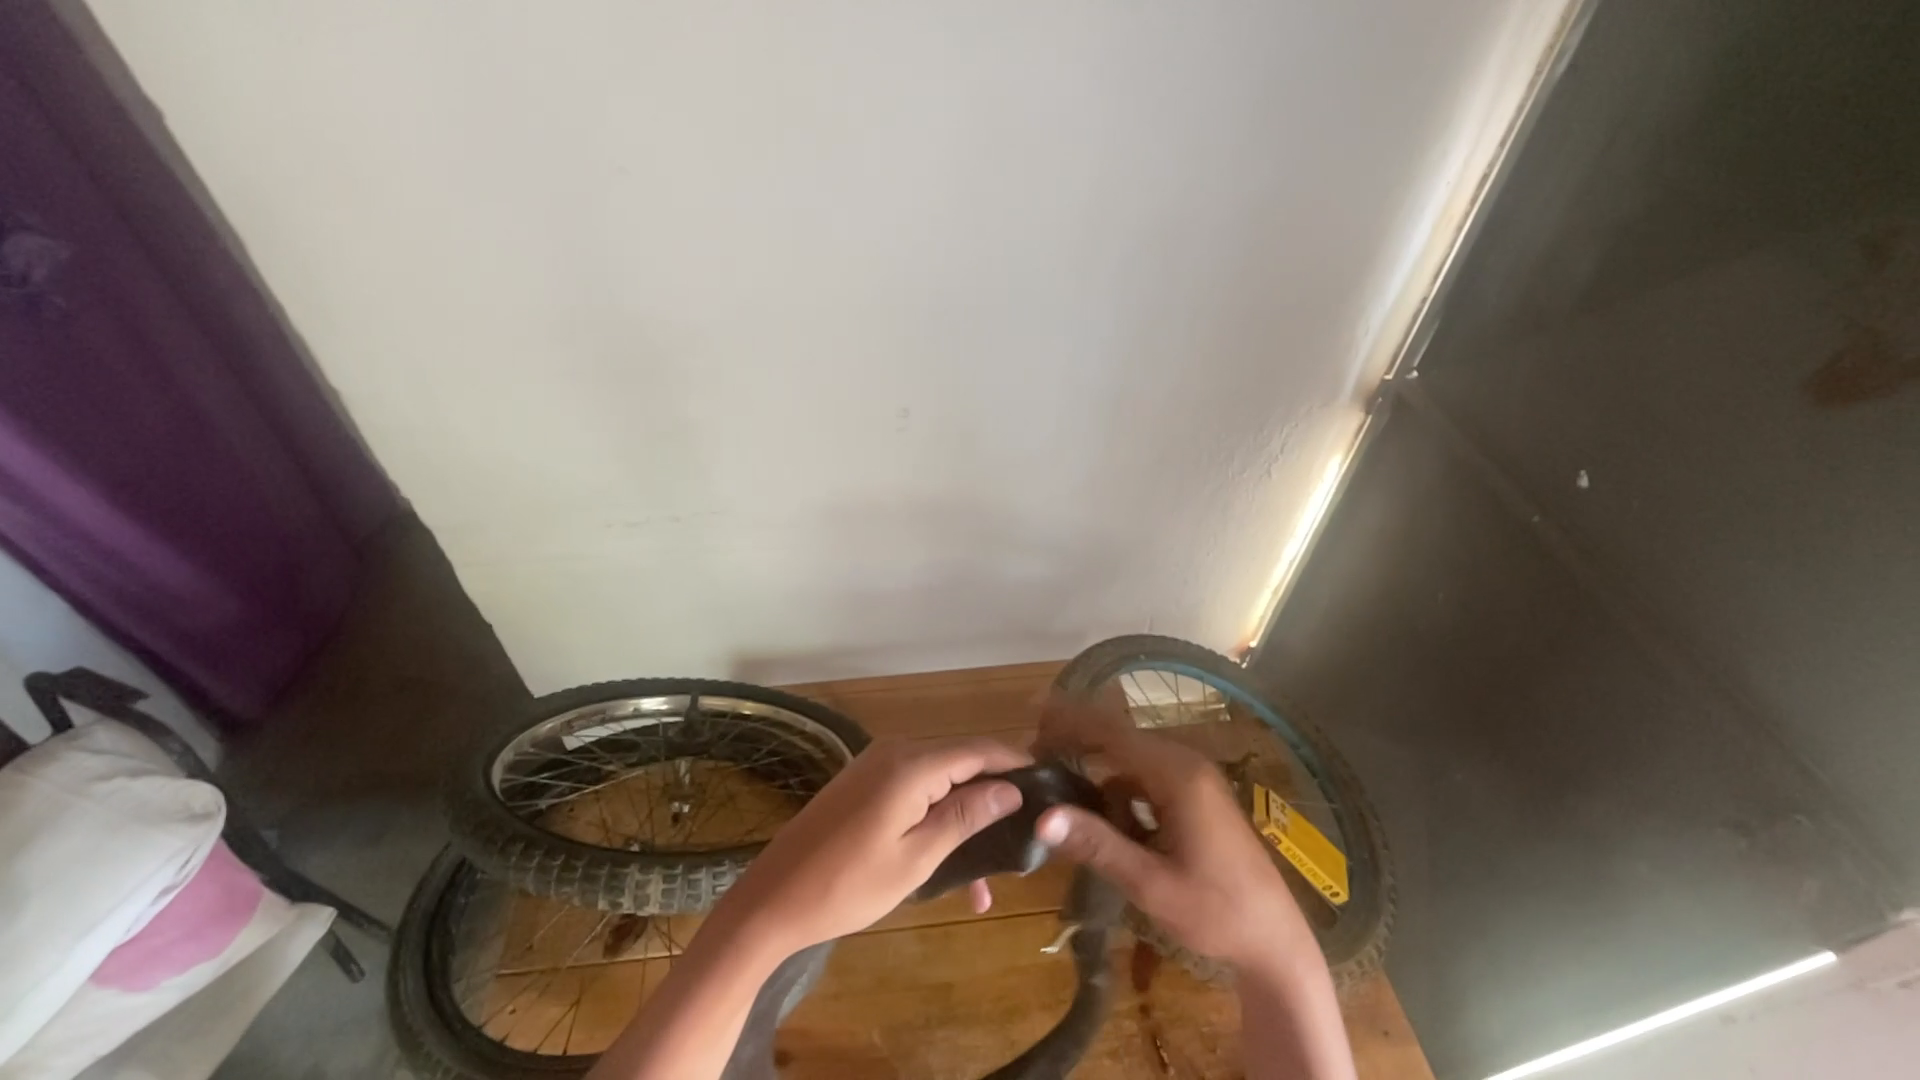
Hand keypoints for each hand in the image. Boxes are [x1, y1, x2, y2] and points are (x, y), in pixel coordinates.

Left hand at [712, 736, 1030, 956]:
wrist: (773, 900)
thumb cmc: (847, 886)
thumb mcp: (916, 857)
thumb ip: (965, 816)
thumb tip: (1010, 789)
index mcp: (910, 765)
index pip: (979, 749)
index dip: (1016, 764)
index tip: (1050, 786)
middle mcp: (894, 753)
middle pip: (961, 761)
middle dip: (994, 795)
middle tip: (1025, 834)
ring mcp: (875, 766)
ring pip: (939, 781)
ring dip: (965, 816)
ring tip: (990, 872)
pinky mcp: (862, 785)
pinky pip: (913, 791)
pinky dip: (935, 818)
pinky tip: (951, 865)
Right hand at [1033, 701, 1313, 973]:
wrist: (1275, 941)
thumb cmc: (1218, 913)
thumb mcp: (1151, 885)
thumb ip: (1097, 845)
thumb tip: (1042, 817)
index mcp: (1178, 776)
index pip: (1112, 732)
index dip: (1070, 718)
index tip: (1032, 710)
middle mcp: (1186, 766)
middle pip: (1119, 738)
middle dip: (1076, 741)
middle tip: (1032, 755)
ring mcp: (1194, 781)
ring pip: (1130, 760)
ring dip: (1095, 768)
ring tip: (1056, 783)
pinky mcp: (1196, 799)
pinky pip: (1146, 780)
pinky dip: (1118, 790)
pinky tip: (1101, 818)